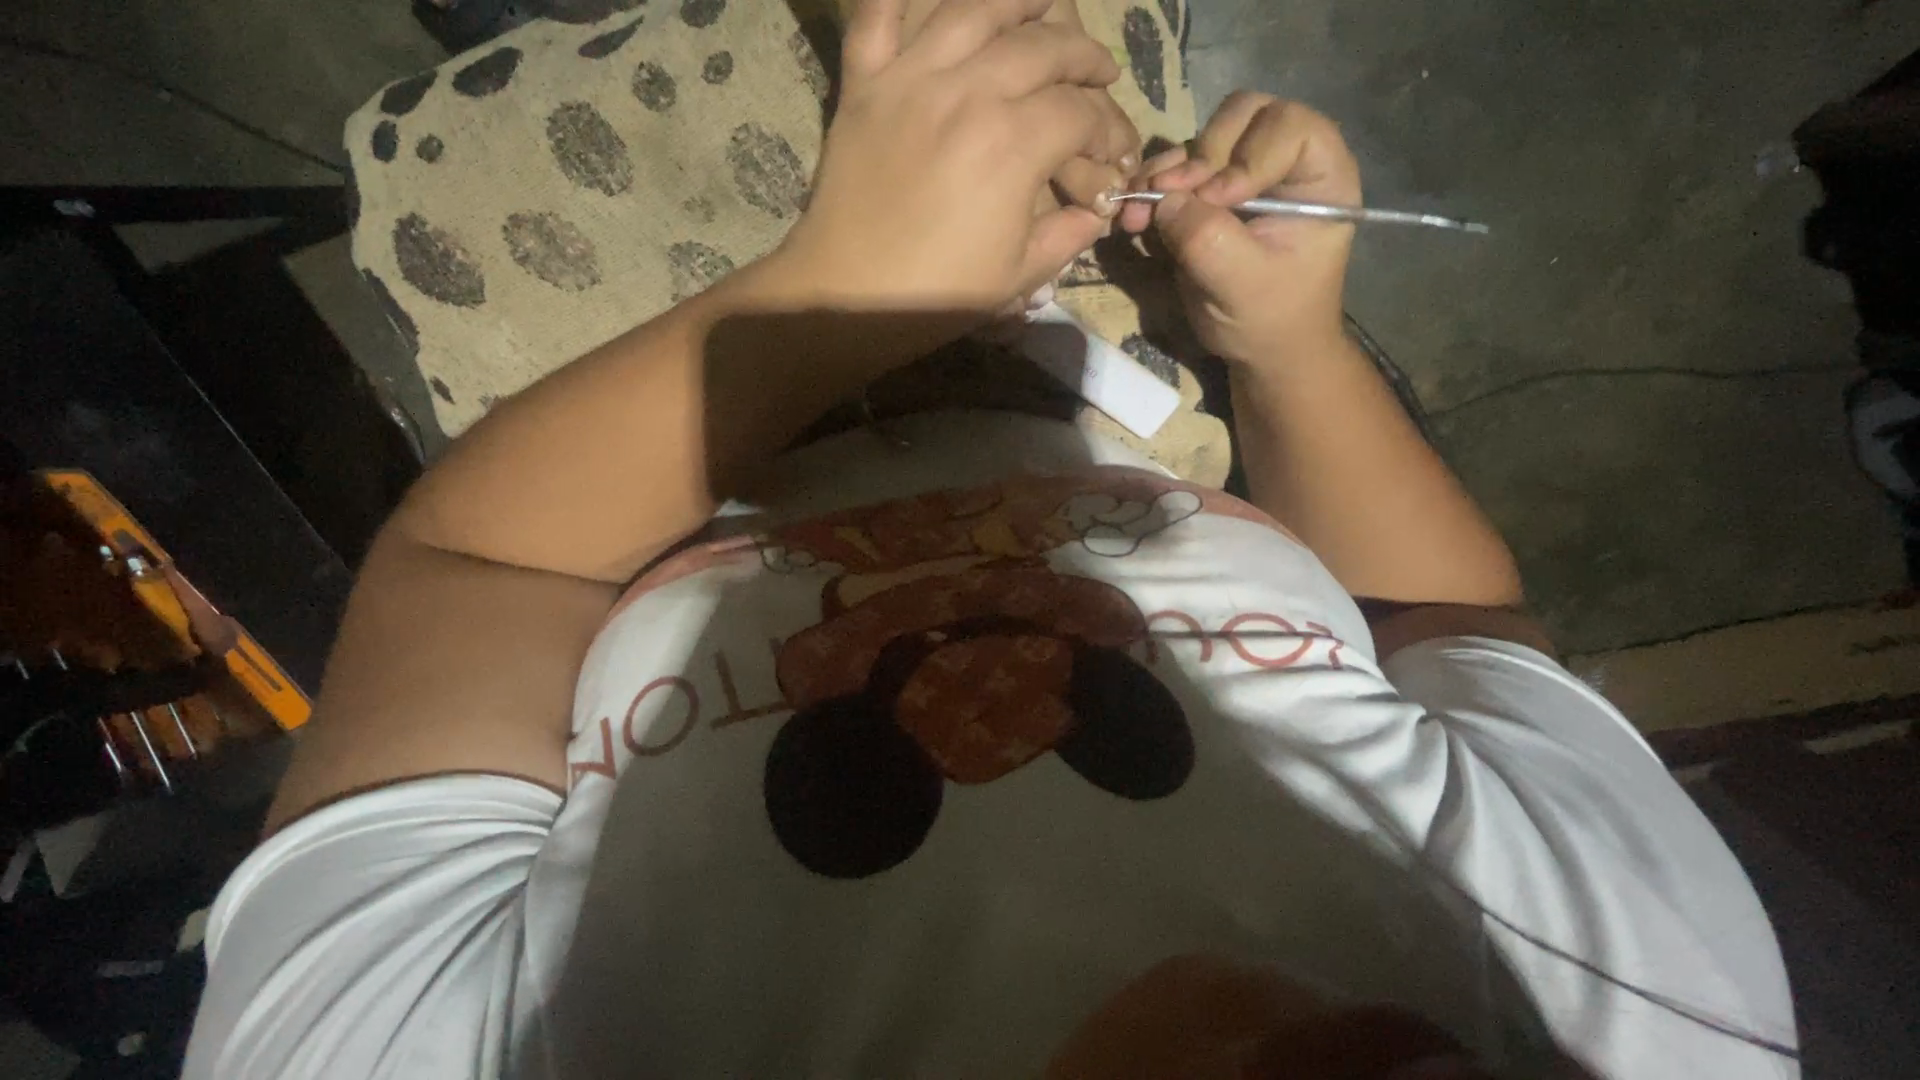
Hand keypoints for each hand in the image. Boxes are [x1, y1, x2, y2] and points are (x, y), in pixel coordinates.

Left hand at [773, 0, 1119, 313]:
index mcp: (1013, 145)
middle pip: (1041, 47)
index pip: (1078, 112)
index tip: (1112, 151)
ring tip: (1046, 2)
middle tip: (1099, 69)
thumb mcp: (1016, 276)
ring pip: (973, 9)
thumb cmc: (937, 296)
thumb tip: (1098, 214)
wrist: (849, 299)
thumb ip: (1066, 236)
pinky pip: (877, 16)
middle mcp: (967, 93)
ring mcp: (909, 80)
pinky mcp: (862, 85)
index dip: (1107, 129)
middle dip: (1084, 55)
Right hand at [1119, 93, 1361, 364]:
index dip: (1248, 154)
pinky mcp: (1206, 193)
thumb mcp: (1243, 285)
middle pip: (1242, 117)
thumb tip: (1164, 199)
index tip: (1218, 200)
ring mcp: (1241, 174)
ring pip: (1201, 140)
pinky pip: (1174, 170)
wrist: (1259, 351)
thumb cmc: (1270, 320)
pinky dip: (1150, 187)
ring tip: (1138, 213)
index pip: (1289, 127)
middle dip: (1202, 156)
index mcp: (1319, 177)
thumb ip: (1208, 239)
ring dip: (1165, 173)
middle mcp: (1283, 163)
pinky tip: (1133, 217)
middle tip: (1172, 198)